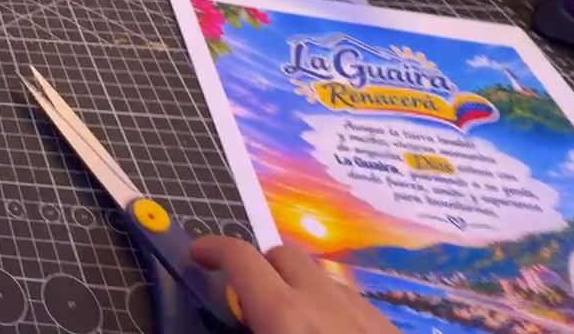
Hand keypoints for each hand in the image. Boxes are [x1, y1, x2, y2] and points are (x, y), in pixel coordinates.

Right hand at [190, 236, 398, 333]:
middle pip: (285, 255)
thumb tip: (231, 307)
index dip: (211, 247)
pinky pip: (367, 313)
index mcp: (285, 314)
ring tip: (305, 328)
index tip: (198, 258)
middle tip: (254, 301)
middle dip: (263, 267)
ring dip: (307, 294)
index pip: (237, 254)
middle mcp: (329, 305)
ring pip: (329, 283)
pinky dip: (346, 319)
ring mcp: (375, 323)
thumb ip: (239, 323)